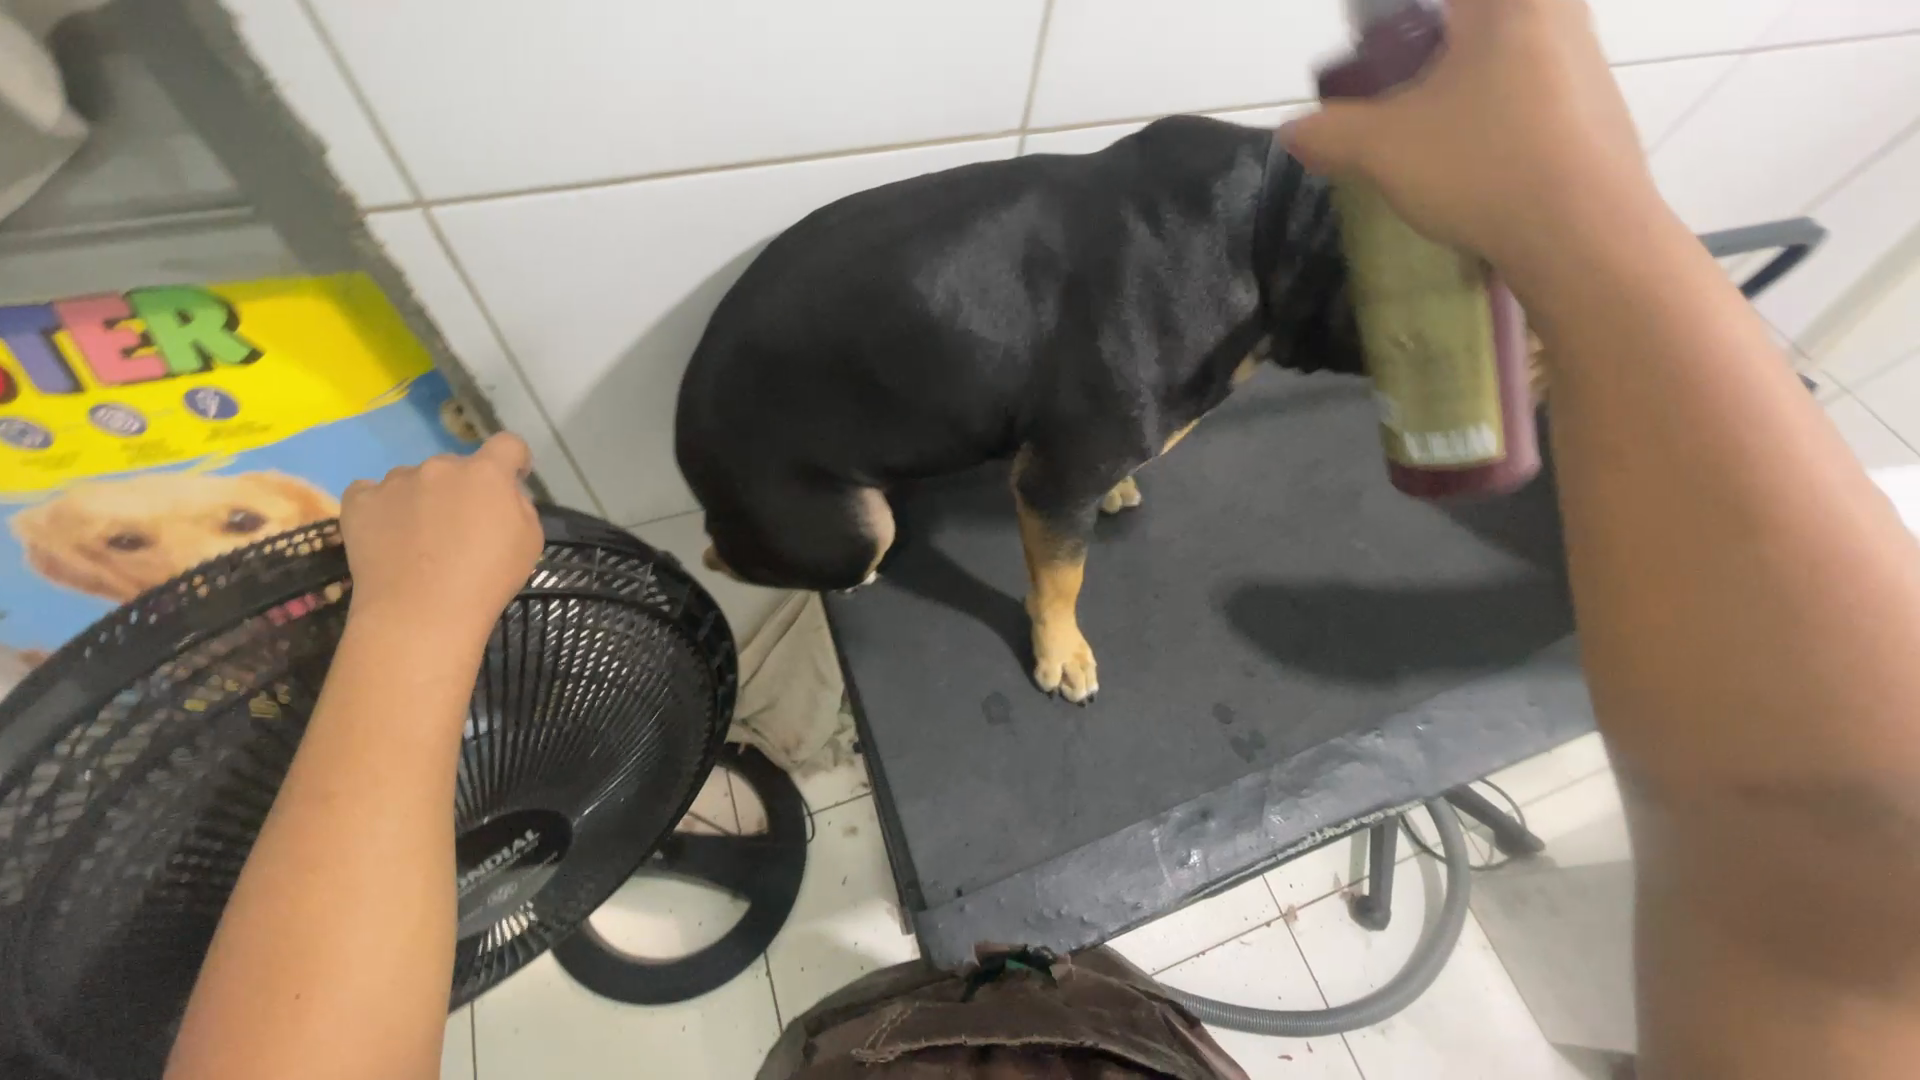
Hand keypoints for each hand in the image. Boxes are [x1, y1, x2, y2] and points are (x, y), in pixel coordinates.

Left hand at [340, 434, 542, 645]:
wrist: (421, 611)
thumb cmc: (489, 578)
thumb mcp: (530, 541)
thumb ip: (519, 506)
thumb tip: (501, 497)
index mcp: (486, 473)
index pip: (508, 444)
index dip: (515, 460)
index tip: (514, 480)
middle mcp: (440, 467)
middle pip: (458, 465)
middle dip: (465, 486)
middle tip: (463, 524)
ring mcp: (395, 481)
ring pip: (415, 479)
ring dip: (423, 496)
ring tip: (420, 536)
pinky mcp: (359, 501)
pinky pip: (373, 492)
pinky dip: (383, 506)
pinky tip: (389, 533)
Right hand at [1284, 0, 1661, 278]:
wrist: (1582, 234)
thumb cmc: (1481, 166)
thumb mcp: (1382, 150)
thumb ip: (1328, 133)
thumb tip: (1291, 130)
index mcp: (1509, 3)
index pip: (1428, 2)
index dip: (1391, 23)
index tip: (1368, 56)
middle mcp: (1556, 13)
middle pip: (1468, 22)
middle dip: (1420, 55)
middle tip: (1384, 98)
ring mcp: (1584, 61)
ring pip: (1498, 56)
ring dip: (1453, 87)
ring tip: (1418, 140)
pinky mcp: (1592, 108)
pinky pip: (1523, 92)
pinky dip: (1484, 116)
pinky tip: (1463, 166)